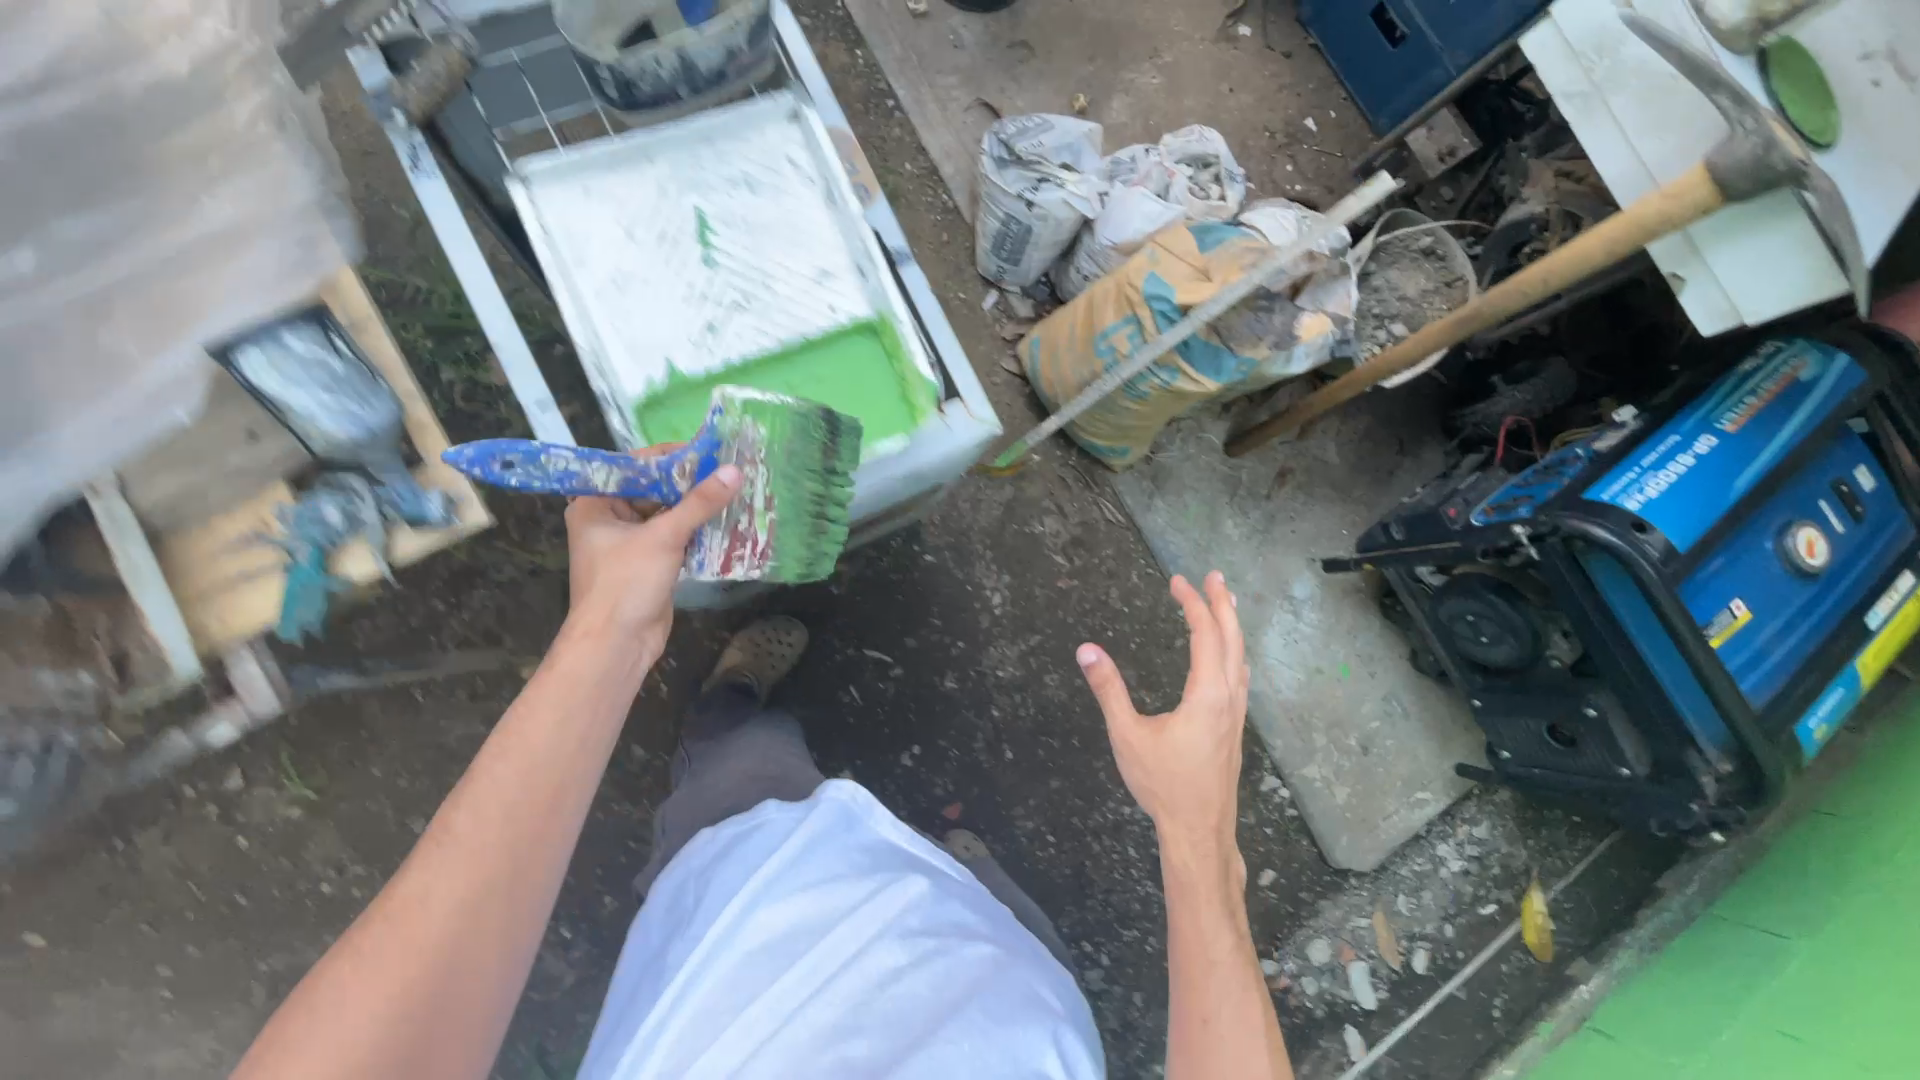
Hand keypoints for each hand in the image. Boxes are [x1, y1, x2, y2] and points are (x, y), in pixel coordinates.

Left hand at [562, 451, 741, 660]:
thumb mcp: (664, 537)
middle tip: (726, 470)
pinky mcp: (648, 563)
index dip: (671, 457)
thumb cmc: (626, 583)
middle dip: (689, 482)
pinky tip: (725, 522)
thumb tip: (734, 471)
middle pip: (653, 489)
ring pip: (667, 514)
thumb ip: (699, 503)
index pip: (635, 466)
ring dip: (696, 507)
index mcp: (596, 503)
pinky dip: (696, 530)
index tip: (708, 450)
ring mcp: (629, 542)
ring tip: (732, 491)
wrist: (617, 644)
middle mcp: (609, 518)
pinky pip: (675, 537)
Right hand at [1077, 571, 1249, 853]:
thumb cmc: (1163, 784)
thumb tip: (1086, 650)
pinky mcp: (1235, 730)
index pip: (1205, 635)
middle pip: (1232, 640)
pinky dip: (1235, 654)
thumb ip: (1108, 690)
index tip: (1178, 581)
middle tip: (1215, 577)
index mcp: (1207, 694)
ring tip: (1226, 605)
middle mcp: (1229, 698)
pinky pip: (1241, 678)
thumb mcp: (1127, 736)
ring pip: (1241, 659)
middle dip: (1222, 605)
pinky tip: (1231, 660)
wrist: (1199, 830)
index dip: (1192, 604)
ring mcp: (1236, 715)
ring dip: (1233, 628)